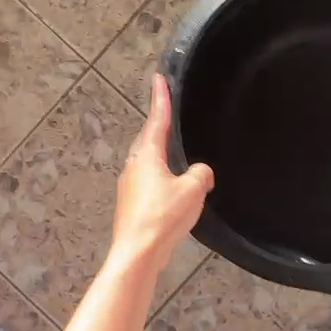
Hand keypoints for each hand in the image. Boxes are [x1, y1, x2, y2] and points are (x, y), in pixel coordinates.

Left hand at [112, 74, 214, 271]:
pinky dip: (158, 176)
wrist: (138, 252)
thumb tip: (201, 173)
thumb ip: (200, 174)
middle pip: (147, 139)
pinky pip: (147, 181)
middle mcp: (134, 166)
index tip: (158, 79)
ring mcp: (129, 186)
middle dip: (156, 126)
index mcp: (148, 156)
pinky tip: (168, 186)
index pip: (156, 120)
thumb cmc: (163, 217)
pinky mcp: (131, 204)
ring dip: (157, 153)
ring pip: (145, 161)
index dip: (160, 99)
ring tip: (170, 150)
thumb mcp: (192, 190)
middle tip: (165, 112)